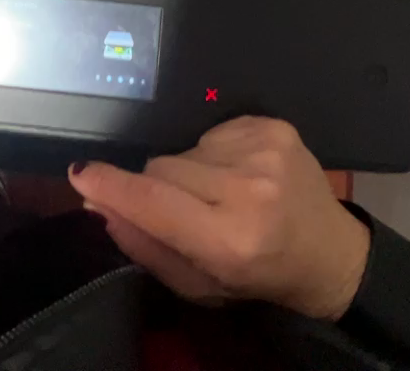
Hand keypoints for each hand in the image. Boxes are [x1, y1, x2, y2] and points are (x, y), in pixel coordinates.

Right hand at [69, 117, 370, 319]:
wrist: (329, 251)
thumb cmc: (259, 275)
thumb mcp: (198, 283)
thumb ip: (145, 244)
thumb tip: (98, 203)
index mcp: (231, 239)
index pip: (154, 202)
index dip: (112, 186)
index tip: (81, 174)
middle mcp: (248, 189)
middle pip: (161, 167)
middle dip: (158, 186)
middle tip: (187, 209)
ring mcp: (263, 151)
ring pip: (183, 148)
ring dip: (189, 169)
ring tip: (219, 191)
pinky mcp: (271, 125)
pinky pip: (210, 131)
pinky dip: (214, 152)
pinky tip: (238, 171)